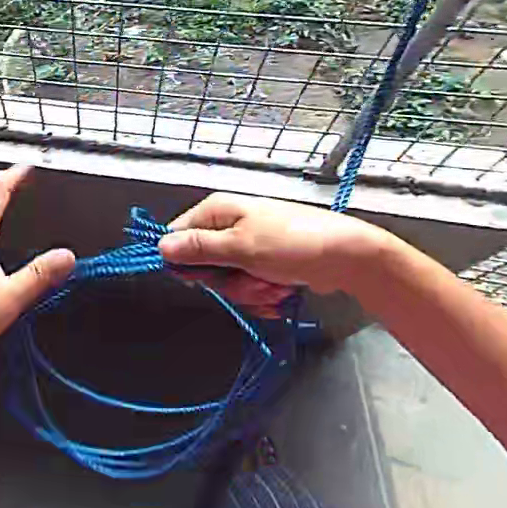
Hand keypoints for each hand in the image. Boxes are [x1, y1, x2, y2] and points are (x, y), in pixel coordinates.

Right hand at [157, 193, 398, 313]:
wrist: (345, 258)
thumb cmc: (293, 244)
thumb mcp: (241, 247)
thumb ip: (199, 248)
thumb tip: (161, 246)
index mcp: (219, 211)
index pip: (179, 236)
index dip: (186, 261)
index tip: (202, 276)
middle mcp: (230, 226)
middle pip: (205, 267)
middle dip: (230, 282)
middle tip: (251, 277)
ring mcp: (248, 247)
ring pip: (228, 283)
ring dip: (251, 292)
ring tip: (274, 283)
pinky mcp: (264, 266)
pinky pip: (248, 289)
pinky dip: (264, 296)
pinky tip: (281, 290)